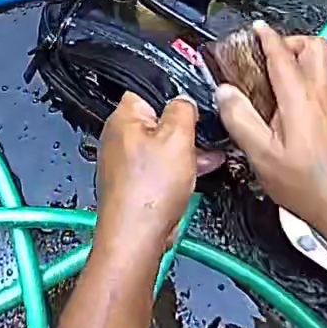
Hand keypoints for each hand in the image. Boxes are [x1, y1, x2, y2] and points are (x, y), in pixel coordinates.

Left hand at [94, 93, 222, 258]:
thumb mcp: (178, 137)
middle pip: (158, 120)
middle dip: (183, 130)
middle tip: (202, 138)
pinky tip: (197, 175)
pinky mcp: (133, 183)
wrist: (136, 236)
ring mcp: (125, 161)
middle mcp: (119, 137)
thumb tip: (185, 100)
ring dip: (185, 151)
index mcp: (123, 117)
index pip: (149, 90)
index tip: (193, 109)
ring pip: (161, 146)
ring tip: (207, 158)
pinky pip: (158, 168)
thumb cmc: (147, 191)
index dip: (174, 98)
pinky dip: (177, 169)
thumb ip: (183, 110)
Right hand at [214, 23, 326, 238]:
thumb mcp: (262, 155)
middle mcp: (322, 98)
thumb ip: (240, 119)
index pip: (283, 54)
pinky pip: (320, 91)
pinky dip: (302, 87)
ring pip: (320, 68)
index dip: (267, 37)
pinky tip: (284, 112)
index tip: (256, 30)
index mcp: (301, 99)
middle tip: (268, 52)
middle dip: (290, 41)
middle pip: (315, 48)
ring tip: (270, 80)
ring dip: (298, 63)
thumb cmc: (313, 188)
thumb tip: (225, 94)